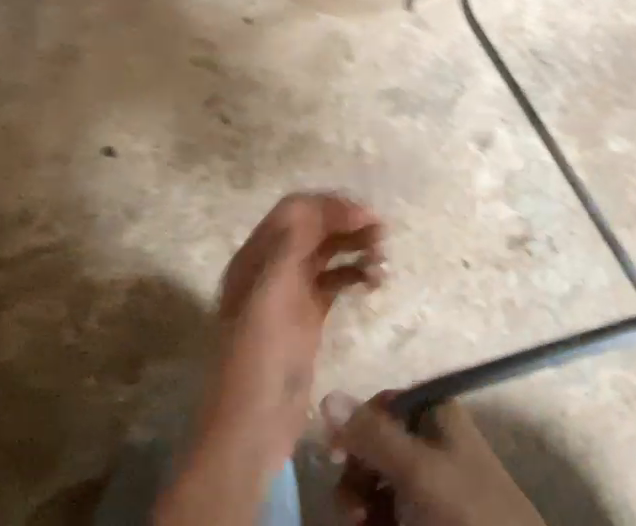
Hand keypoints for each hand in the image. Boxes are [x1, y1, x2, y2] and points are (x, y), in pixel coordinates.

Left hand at [198, 193, 385, 473]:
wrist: (252, 429)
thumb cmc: (257, 361)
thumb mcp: (269, 298)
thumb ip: (291, 248)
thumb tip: (318, 207)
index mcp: (254, 258)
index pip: (295, 212)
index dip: (330, 207)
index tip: (367, 216)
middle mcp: (271, 268)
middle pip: (314, 228)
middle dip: (347, 224)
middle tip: (383, 237)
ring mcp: (290, 293)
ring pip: (328, 253)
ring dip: (356, 248)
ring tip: (384, 261)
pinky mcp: (308, 316)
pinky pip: (335, 281)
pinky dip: (356, 275)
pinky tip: (375, 282)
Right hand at [323, 391, 546, 525]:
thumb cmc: (464, 508)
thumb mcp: (417, 468)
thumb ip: (372, 434)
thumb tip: (326, 395)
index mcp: (433, 413)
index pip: (381, 403)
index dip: (355, 425)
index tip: (335, 454)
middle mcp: (428, 439)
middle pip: (371, 444)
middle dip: (355, 474)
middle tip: (354, 505)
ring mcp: (425, 479)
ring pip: (372, 480)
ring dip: (358, 501)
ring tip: (362, 523)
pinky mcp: (423, 512)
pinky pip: (383, 507)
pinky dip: (372, 518)